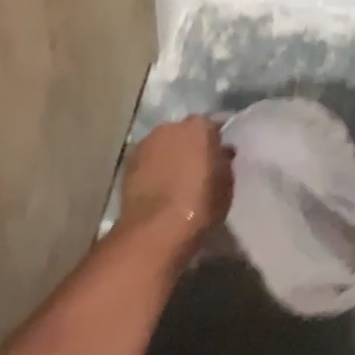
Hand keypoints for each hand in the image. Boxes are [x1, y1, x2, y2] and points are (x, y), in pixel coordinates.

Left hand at [119, 117, 233, 240]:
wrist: (157, 228)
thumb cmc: (201, 205)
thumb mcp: (226, 185)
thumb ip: (224, 162)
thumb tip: (222, 152)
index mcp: (198, 128)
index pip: (211, 126)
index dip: (215, 140)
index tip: (220, 153)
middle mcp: (169, 127)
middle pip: (183, 132)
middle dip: (190, 145)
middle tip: (197, 166)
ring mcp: (145, 143)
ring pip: (162, 144)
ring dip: (169, 155)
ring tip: (176, 177)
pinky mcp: (128, 162)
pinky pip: (147, 160)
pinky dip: (153, 168)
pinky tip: (158, 186)